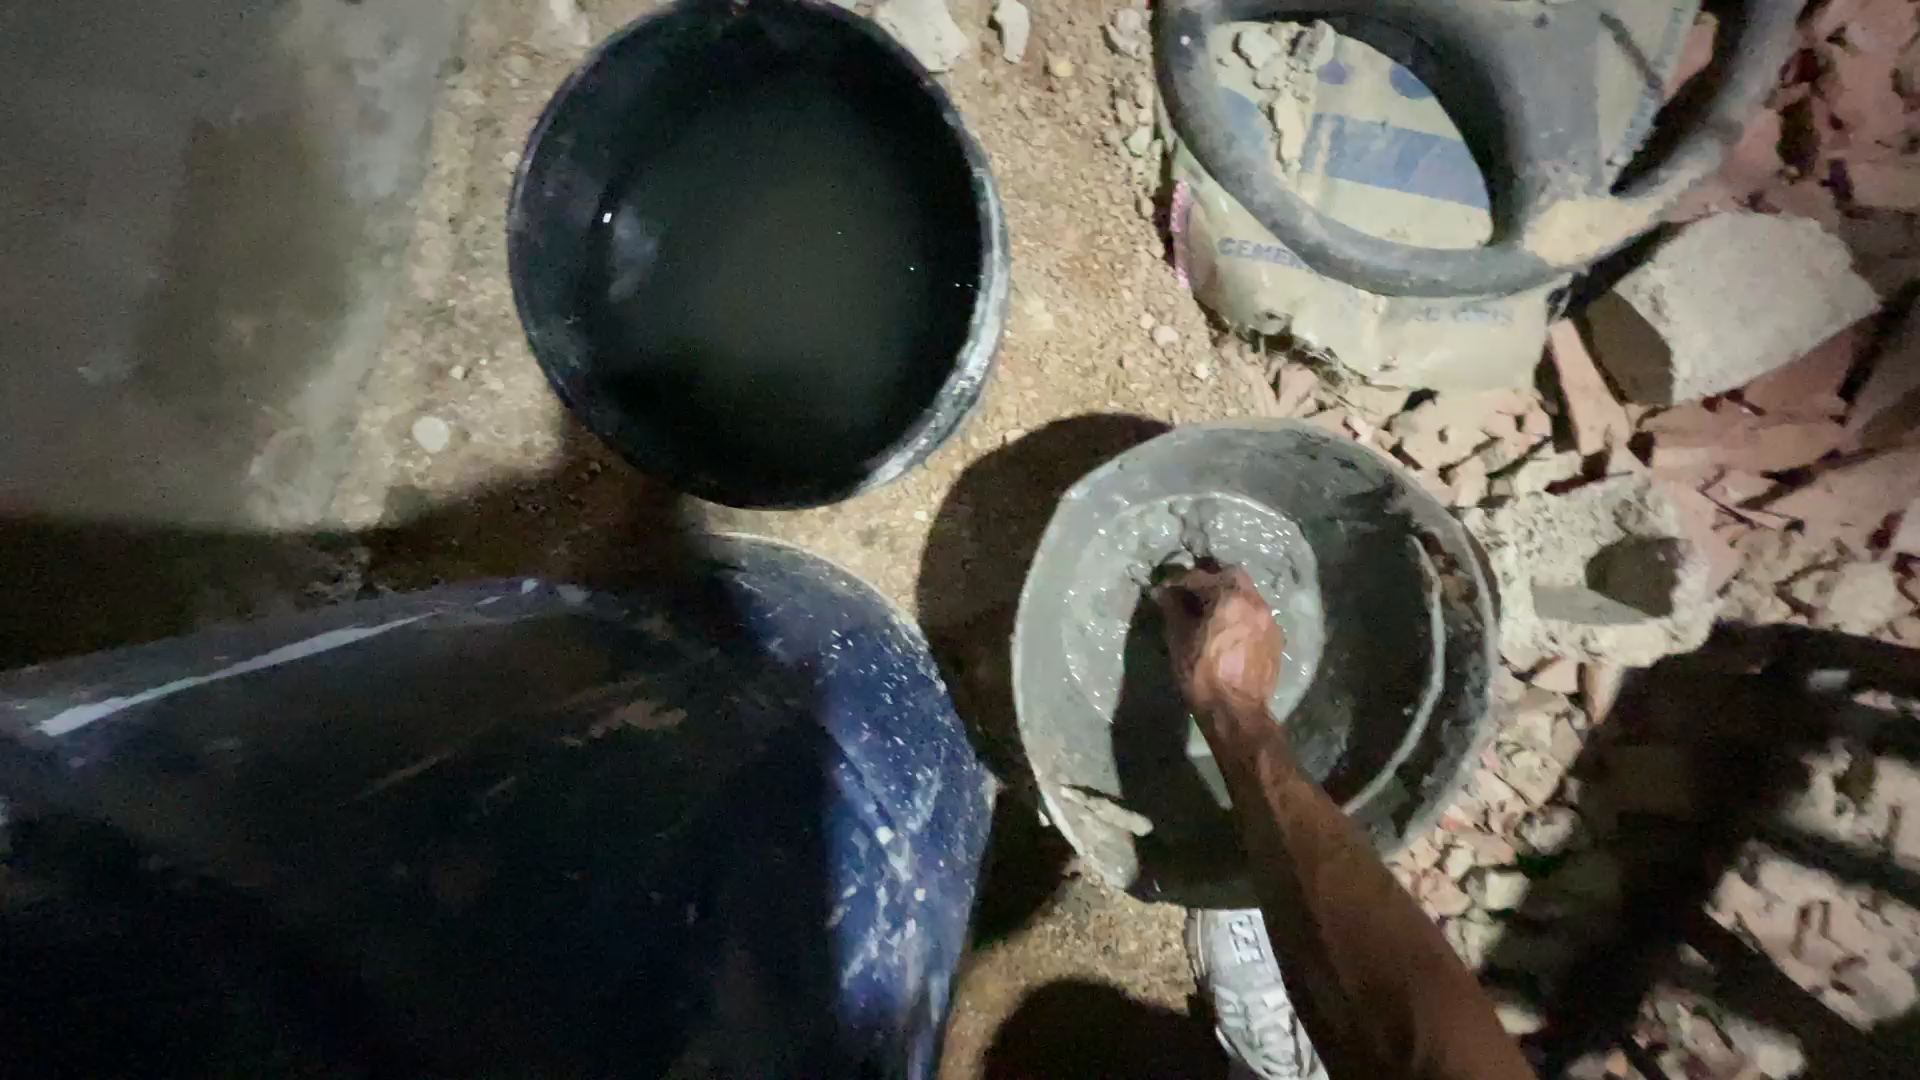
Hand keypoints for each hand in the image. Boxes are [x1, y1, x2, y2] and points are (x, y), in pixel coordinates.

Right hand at [1153, 564, 1283, 717]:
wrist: (1236, 711)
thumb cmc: (1201, 674)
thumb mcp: (1179, 640)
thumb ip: (1172, 609)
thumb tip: (1162, 592)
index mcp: (1229, 597)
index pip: (1200, 577)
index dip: (1178, 581)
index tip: (1164, 589)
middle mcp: (1254, 601)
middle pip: (1232, 575)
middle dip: (1210, 579)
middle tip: (1191, 593)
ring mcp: (1269, 619)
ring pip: (1247, 593)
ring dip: (1227, 595)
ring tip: (1209, 611)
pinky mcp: (1275, 637)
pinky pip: (1255, 613)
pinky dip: (1239, 612)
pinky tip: (1226, 629)